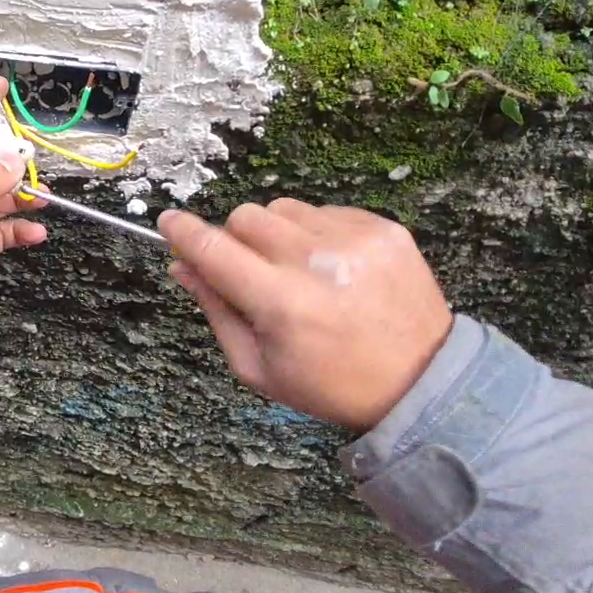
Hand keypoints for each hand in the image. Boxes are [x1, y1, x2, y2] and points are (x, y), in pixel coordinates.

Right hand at [158, 200, 453, 431]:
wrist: (424, 383)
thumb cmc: (328, 384)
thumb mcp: (257, 366)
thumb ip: (214, 310)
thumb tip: (181, 265)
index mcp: (282, 304)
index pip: (214, 249)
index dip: (183, 232)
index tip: (168, 222)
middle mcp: (316, 262)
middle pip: (244, 217)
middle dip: (235, 240)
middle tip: (251, 272)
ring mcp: (355, 240)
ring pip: (281, 208)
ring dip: (275, 233)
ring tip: (297, 270)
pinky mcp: (384, 228)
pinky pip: (322, 210)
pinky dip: (314, 232)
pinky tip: (332, 267)